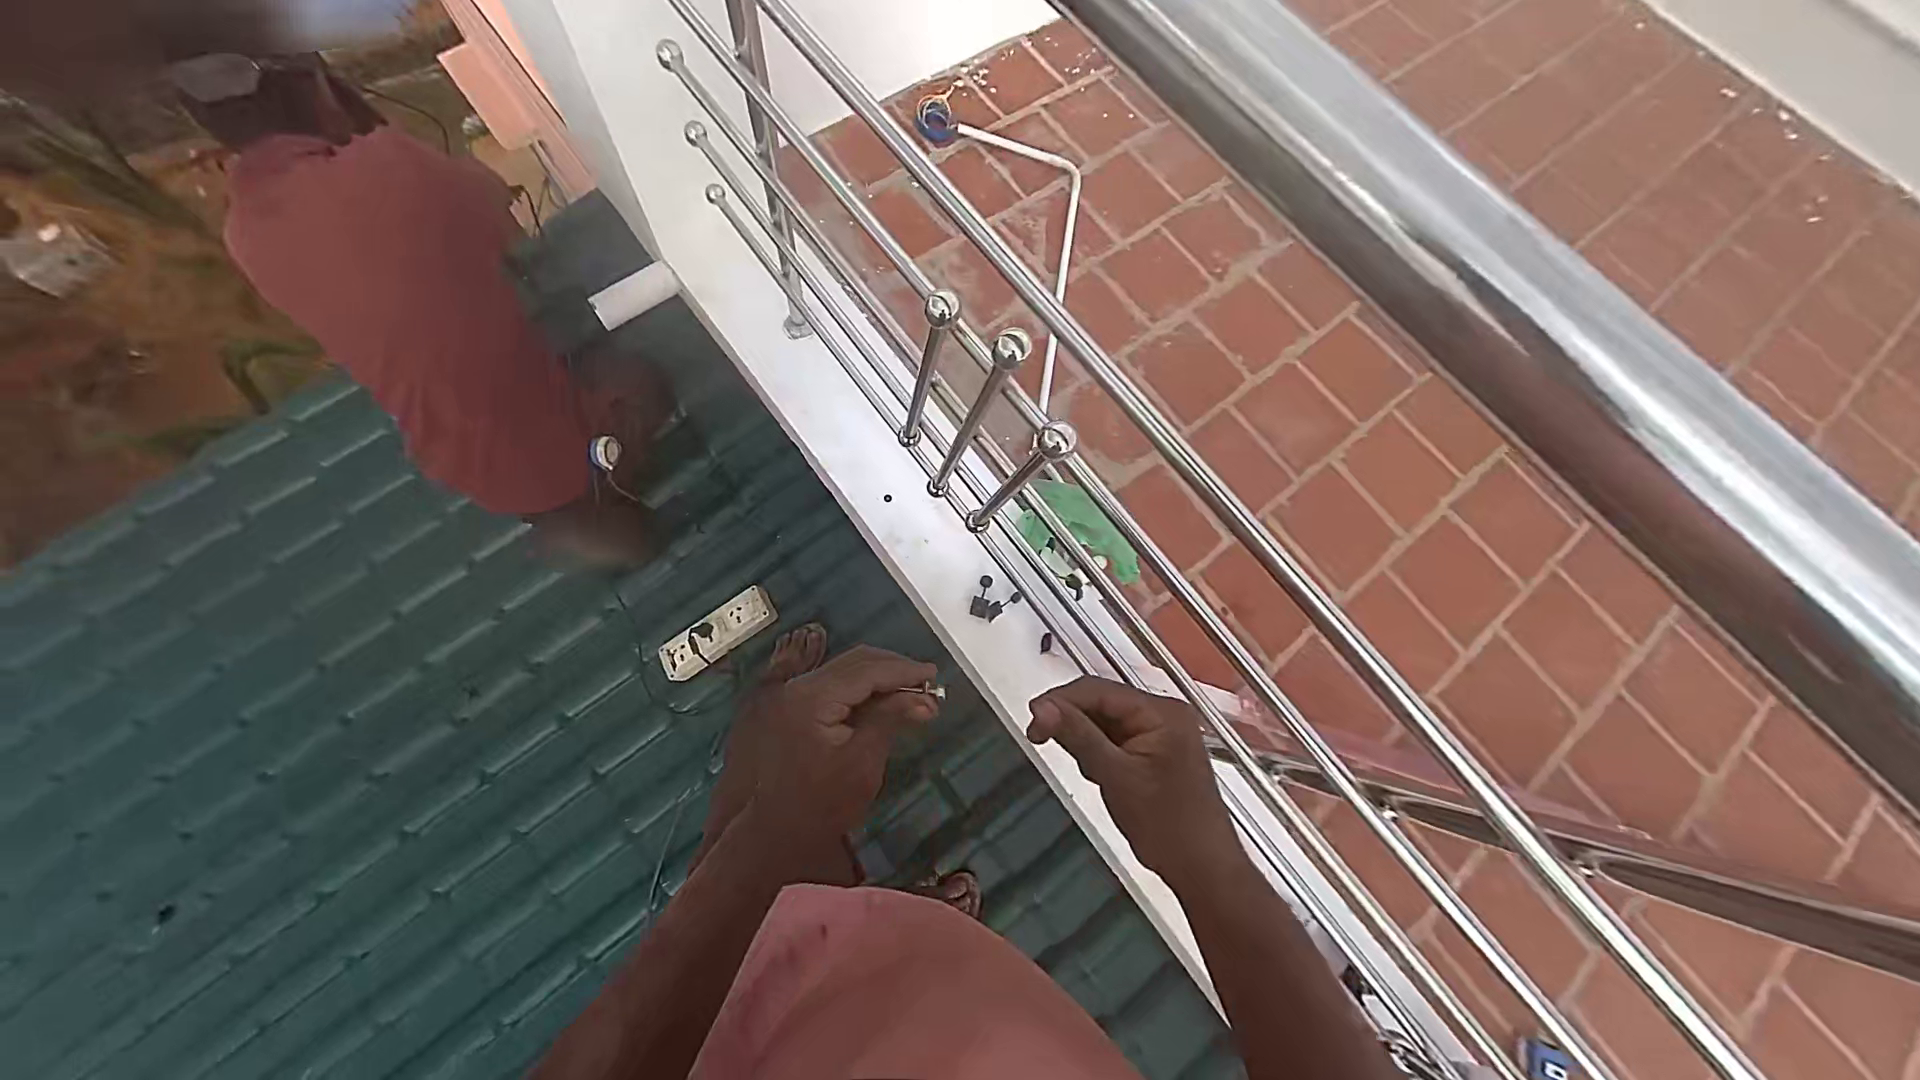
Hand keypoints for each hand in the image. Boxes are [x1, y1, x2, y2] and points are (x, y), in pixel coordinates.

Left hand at [750, 644, 939, 843]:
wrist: (774, 837)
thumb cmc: (820, 806)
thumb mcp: (863, 762)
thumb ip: (890, 719)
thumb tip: (924, 697)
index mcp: (812, 697)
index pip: (867, 670)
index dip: (904, 670)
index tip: (934, 675)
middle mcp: (798, 687)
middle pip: (855, 661)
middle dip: (893, 668)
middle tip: (927, 684)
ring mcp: (792, 696)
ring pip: (845, 670)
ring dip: (879, 676)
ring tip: (911, 691)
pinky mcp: (793, 708)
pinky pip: (834, 685)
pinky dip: (861, 688)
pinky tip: (883, 700)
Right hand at [1027, 677, 1242, 884]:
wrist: (1203, 870)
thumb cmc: (1171, 827)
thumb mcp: (1114, 775)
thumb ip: (1077, 736)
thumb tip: (1044, 708)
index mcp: (1161, 712)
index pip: (1098, 690)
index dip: (1060, 701)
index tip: (1033, 717)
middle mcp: (1163, 715)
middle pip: (1100, 702)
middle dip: (1070, 721)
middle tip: (1039, 736)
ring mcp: (1160, 733)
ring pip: (1104, 721)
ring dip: (1084, 739)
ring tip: (1088, 769)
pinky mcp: (1154, 751)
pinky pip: (1114, 738)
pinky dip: (1097, 752)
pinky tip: (1098, 773)